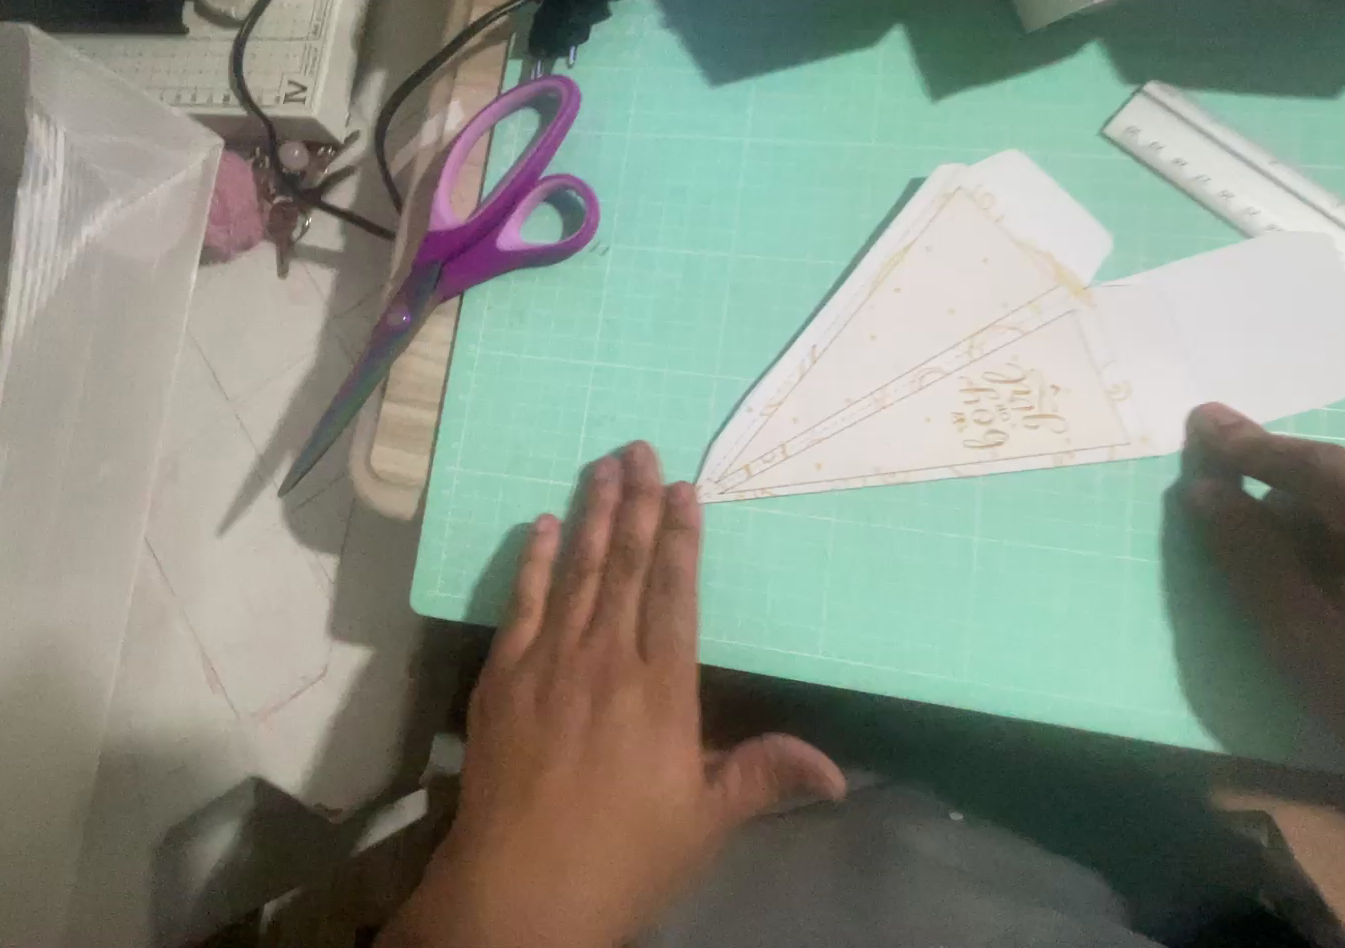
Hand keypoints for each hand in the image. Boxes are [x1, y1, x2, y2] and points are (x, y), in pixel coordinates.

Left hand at [380, 443, 846, 947]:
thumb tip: (841, 773)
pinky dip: (533, 561)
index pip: (674, 592)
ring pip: (578, 570)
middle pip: (627, 564)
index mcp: (660, 688)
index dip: (681, 536)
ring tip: (602, 465)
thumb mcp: (704, 822)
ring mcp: (549, 660)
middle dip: (636, 502)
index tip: (683, 487)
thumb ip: (764, 777)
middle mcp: (606, 658)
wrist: (519, 895)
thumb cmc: (623, 856)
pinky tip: (542, 525)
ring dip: (591, 514)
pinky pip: (522, 603)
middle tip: (639, 448)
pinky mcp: (503, 674)